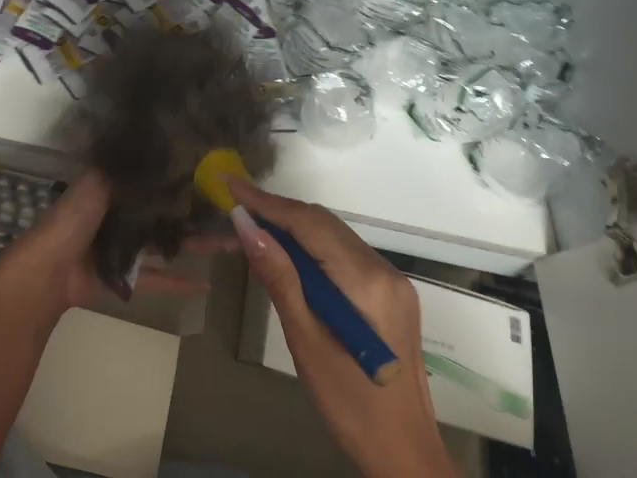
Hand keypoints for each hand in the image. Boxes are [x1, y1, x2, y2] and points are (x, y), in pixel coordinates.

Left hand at [0, 169, 223, 314]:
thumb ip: (125, 173)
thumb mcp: (96, 185)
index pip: (148, 181)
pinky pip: (156, 277)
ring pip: (165, 243)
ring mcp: (122, 248)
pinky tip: (206, 283)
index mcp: (109, 190)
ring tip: (230, 242)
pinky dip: (178, 281)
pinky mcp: (125, 277)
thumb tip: (157, 151)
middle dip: (193, 213)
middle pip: (161, 213)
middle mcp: (118, 216)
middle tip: (230, 211)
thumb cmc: (71, 221)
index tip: (208, 174)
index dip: (176, 178)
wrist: (46, 271)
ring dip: (194, 244)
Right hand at [226, 176, 454, 477]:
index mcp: (365, 280)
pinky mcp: (392, 296)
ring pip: (335, 237)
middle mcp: (385, 270)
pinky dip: (314, 251)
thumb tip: (247, 225)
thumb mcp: (305, 340)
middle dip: (278, 212)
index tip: (231, 185)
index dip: (267, 202)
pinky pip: (346, 257)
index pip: (308, 223)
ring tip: (253, 230)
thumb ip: (278, 276)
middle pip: (324, 224)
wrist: (405, 453)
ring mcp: (393, 282)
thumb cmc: (349, 403)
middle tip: (234, 208)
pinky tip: (288, 261)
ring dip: (294, 230)